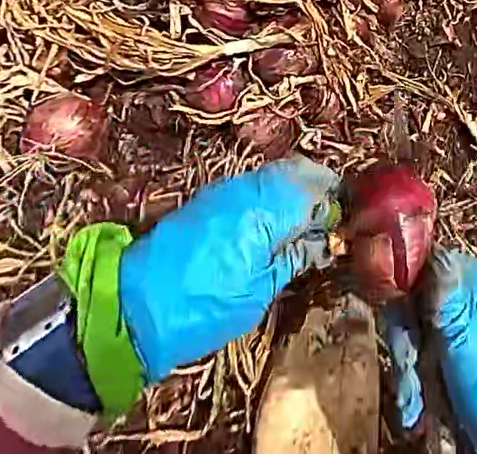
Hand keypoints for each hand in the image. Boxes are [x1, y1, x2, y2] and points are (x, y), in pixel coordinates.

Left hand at [117, 157, 339, 377]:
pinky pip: (256, 182)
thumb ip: (294, 258)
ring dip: (297, 188)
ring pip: (277, 172)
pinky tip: (276, 222)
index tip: (344, 223)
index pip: (316, 189)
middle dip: (320, 187)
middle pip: (299, 169)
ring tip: (305, 222)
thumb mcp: (258, 292)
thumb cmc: (202, 306)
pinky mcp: (212, 196)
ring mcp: (228, 188)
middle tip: (330, 218)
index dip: (335, 203)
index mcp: (266, 209)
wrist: (132, 307)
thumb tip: (323, 241)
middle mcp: (250, 187)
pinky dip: (275, 193)